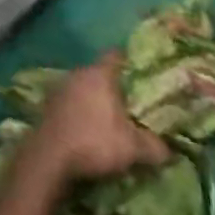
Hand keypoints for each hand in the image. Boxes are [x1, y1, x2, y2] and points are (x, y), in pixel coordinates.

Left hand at [29, 53, 170, 182]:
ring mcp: (58, 89)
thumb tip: (168, 151)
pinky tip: (84, 128)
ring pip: (81, 88)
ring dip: (91, 99)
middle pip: (97, 73)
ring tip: (106, 117)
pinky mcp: (46, 107)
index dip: (127, 61)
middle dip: (111, 85)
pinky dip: (77, 112)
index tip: (138, 70)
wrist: (49, 158)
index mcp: (99, 74)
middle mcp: (77, 74)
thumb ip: (153, 146)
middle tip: (127, 100)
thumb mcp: (133, 148)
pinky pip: (68, 103)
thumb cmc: (95, 142)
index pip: (115, 56)